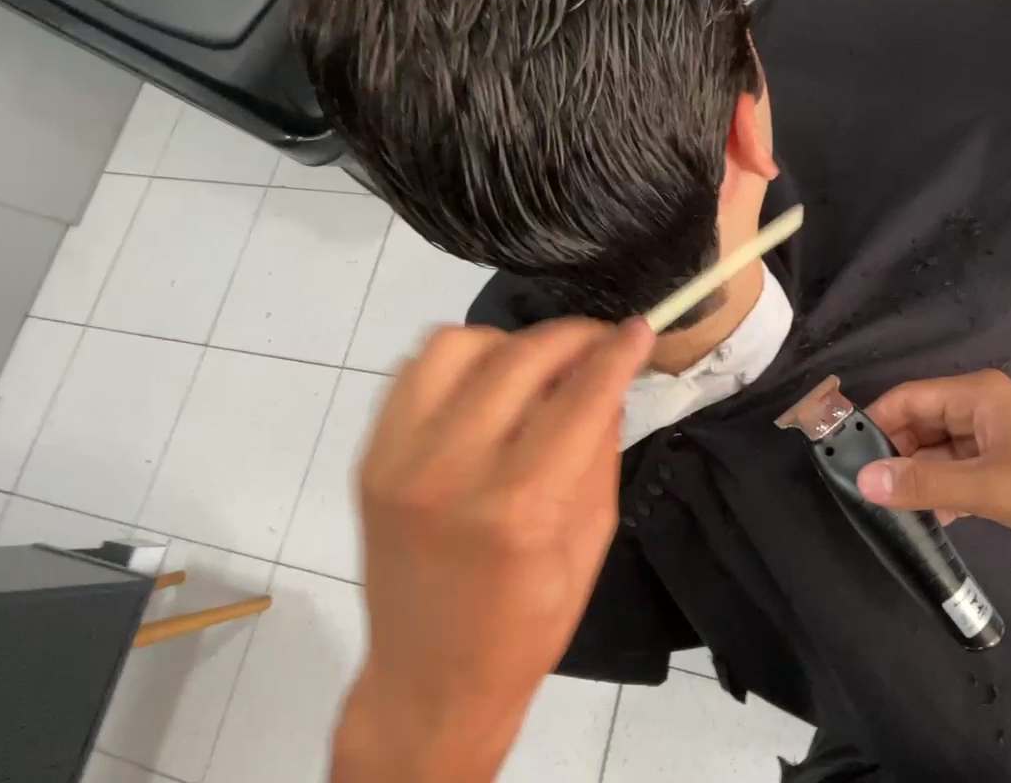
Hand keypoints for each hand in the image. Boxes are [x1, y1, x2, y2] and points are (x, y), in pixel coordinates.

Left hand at [335, 318, 652, 782]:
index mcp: (518, 509)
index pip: (580, 398)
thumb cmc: (528, 624)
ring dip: (512, 343)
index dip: (618, 354)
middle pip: (520, 359)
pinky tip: (490, 382)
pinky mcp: (370, 458)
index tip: (641, 329)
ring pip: (457, 346)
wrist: (428, 680)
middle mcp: (450, 473)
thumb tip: (609, 381)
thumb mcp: (592, 540)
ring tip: (539, 366)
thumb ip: (599, 450)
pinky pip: (414, 371)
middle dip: (574, 337)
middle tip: (602, 342)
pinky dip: (461, 359)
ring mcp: (398, 460)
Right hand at [857, 370, 1010, 561]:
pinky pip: (956, 472)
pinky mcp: (1003, 468)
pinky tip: (930, 520)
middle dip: (894, 454)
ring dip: (917, 477)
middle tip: (865, 491)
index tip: (844, 457)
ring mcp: (993, 439)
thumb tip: (863, 482)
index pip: (908, 398)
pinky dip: (941, 492)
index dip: (875, 423)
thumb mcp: (989, 487)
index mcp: (978, 395)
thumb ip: (924, 484)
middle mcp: (981, 409)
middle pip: (919, 423)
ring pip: (937, 451)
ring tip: (889, 510)